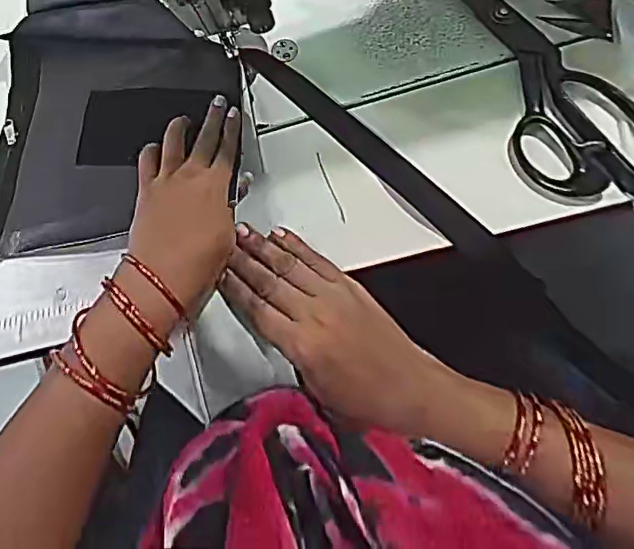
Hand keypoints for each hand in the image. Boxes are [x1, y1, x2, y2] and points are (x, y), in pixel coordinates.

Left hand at [127, 97, 240, 316]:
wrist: (162, 277)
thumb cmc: (197, 264)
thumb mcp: (227, 236)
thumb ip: (230, 206)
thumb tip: (236, 189)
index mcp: (215, 186)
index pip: (228, 149)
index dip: (232, 129)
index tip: (234, 115)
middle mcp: (190, 176)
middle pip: (203, 137)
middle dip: (212, 117)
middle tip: (216, 104)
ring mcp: (166, 180)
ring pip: (173, 140)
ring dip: (180, 126)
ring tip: (184, 119)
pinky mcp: (146, 189)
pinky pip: (147, 160)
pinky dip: (151, 150)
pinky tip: (154, 147)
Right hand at [220, 225, 460, 435]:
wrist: (415, 391)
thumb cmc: (371, 401)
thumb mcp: (317, 395)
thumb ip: (289, 360)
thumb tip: (270, 339)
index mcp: (303, 346)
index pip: (256, 309)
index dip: (234, 288)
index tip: (218, 273)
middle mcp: (315, 315)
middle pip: (267, 280)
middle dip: (241, 260)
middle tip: (222, 243)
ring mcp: (333, 296)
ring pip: (288, 264)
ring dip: (262, 246)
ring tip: (243, 232)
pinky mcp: (349, 287)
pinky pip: (316, 260)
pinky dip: (296, 245)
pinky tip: (281, 236)